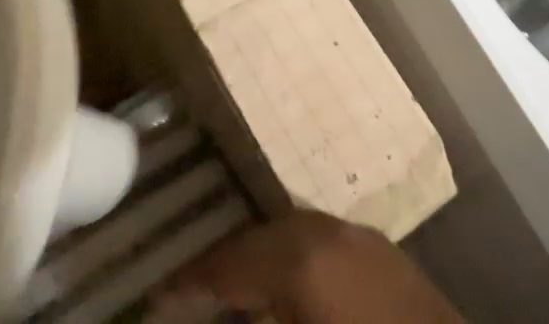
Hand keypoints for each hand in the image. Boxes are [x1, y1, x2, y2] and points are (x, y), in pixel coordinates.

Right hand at [154, 211, 464, 323]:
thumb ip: (246, 316)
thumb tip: (212, 307)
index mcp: (303, 259)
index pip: (230, 261)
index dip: (191, 279)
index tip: (159, 292)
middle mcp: (332, 233)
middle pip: (263, 236)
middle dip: (228, 260)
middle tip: (195, 288)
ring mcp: (366, 239)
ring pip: (297, 233)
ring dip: (263, 257)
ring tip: (238, 289)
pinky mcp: (389, 256)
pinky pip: (327, 243)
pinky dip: (299, 259)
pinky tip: (292, 289)